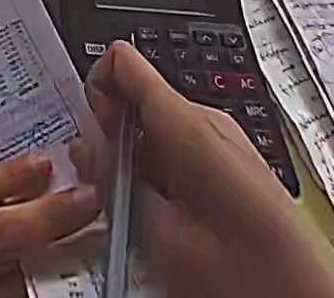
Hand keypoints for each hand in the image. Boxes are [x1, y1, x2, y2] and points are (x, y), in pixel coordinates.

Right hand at [73, 43, 333, 297]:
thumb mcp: (160, 234)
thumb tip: (85, 146)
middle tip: (114, 186)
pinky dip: (159, 169)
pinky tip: (167, 215)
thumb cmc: (248, 275)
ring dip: (135, 157)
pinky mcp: (229, 157)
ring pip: (155, 122)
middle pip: (137, 93)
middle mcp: (205, 117)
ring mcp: (220, 136)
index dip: (98, 89)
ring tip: (143, 212)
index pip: (123, 59)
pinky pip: (178, 143)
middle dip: (113, 132)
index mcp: (185, 121)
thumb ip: (114, 181)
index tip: (95, 136)